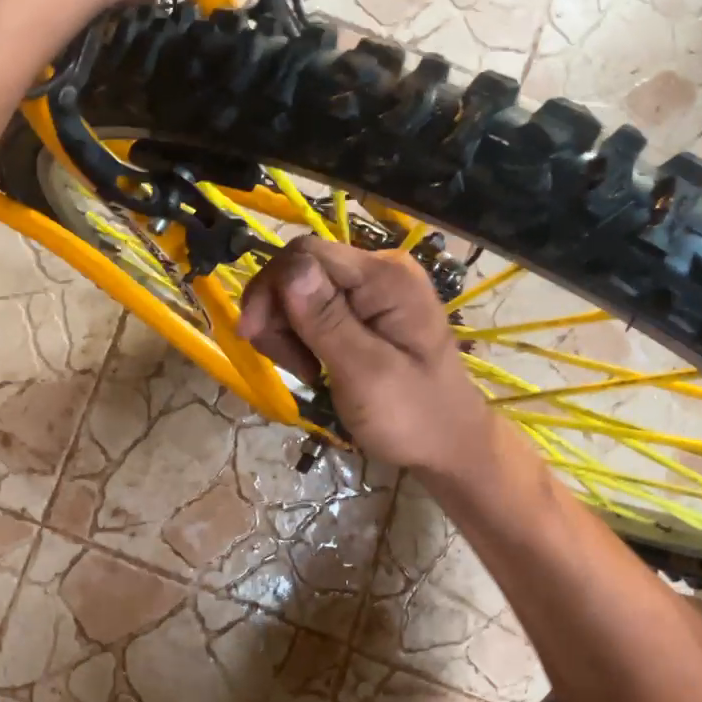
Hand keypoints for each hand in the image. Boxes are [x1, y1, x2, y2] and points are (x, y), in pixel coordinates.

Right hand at [238, 236, 496, 474]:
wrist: (449, 446)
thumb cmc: (412, 416)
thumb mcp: (365, 372)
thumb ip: (326, 320)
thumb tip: (289, 269)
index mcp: (384, 277)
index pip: (304, 255)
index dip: (270, 289)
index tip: (252, 338)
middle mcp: (378, 271)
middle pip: (297, 271)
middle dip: (276, 314)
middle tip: (284, 364)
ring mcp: (371, 291)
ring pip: (298, 292)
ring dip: (285, 331)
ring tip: (304, 371)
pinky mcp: (363, 312)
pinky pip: (312, 311)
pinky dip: (299, 338)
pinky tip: (312, 367)